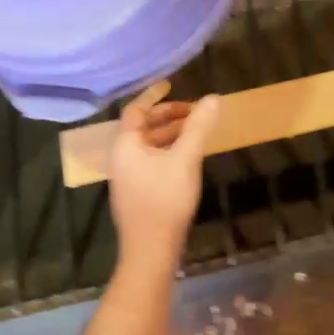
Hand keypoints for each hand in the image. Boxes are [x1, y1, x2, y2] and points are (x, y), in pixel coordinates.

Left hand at [107, 81, 220, 262]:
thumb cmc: (164, 200)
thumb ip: (198, 127)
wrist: (150, 251)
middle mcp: (121, 158)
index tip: (171, 83)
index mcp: (126, 146)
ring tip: (195, 130)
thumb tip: (213, 98)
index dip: (153, 95)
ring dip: (169, 132)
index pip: (135, 110)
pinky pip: (150, 159)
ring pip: (147, 144)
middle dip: (167, 114)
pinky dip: (168, 149)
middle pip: (141, 126)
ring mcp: (127, 177)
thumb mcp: (186, 158)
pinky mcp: (137, 192)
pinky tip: (187, 156)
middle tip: (192, 110)